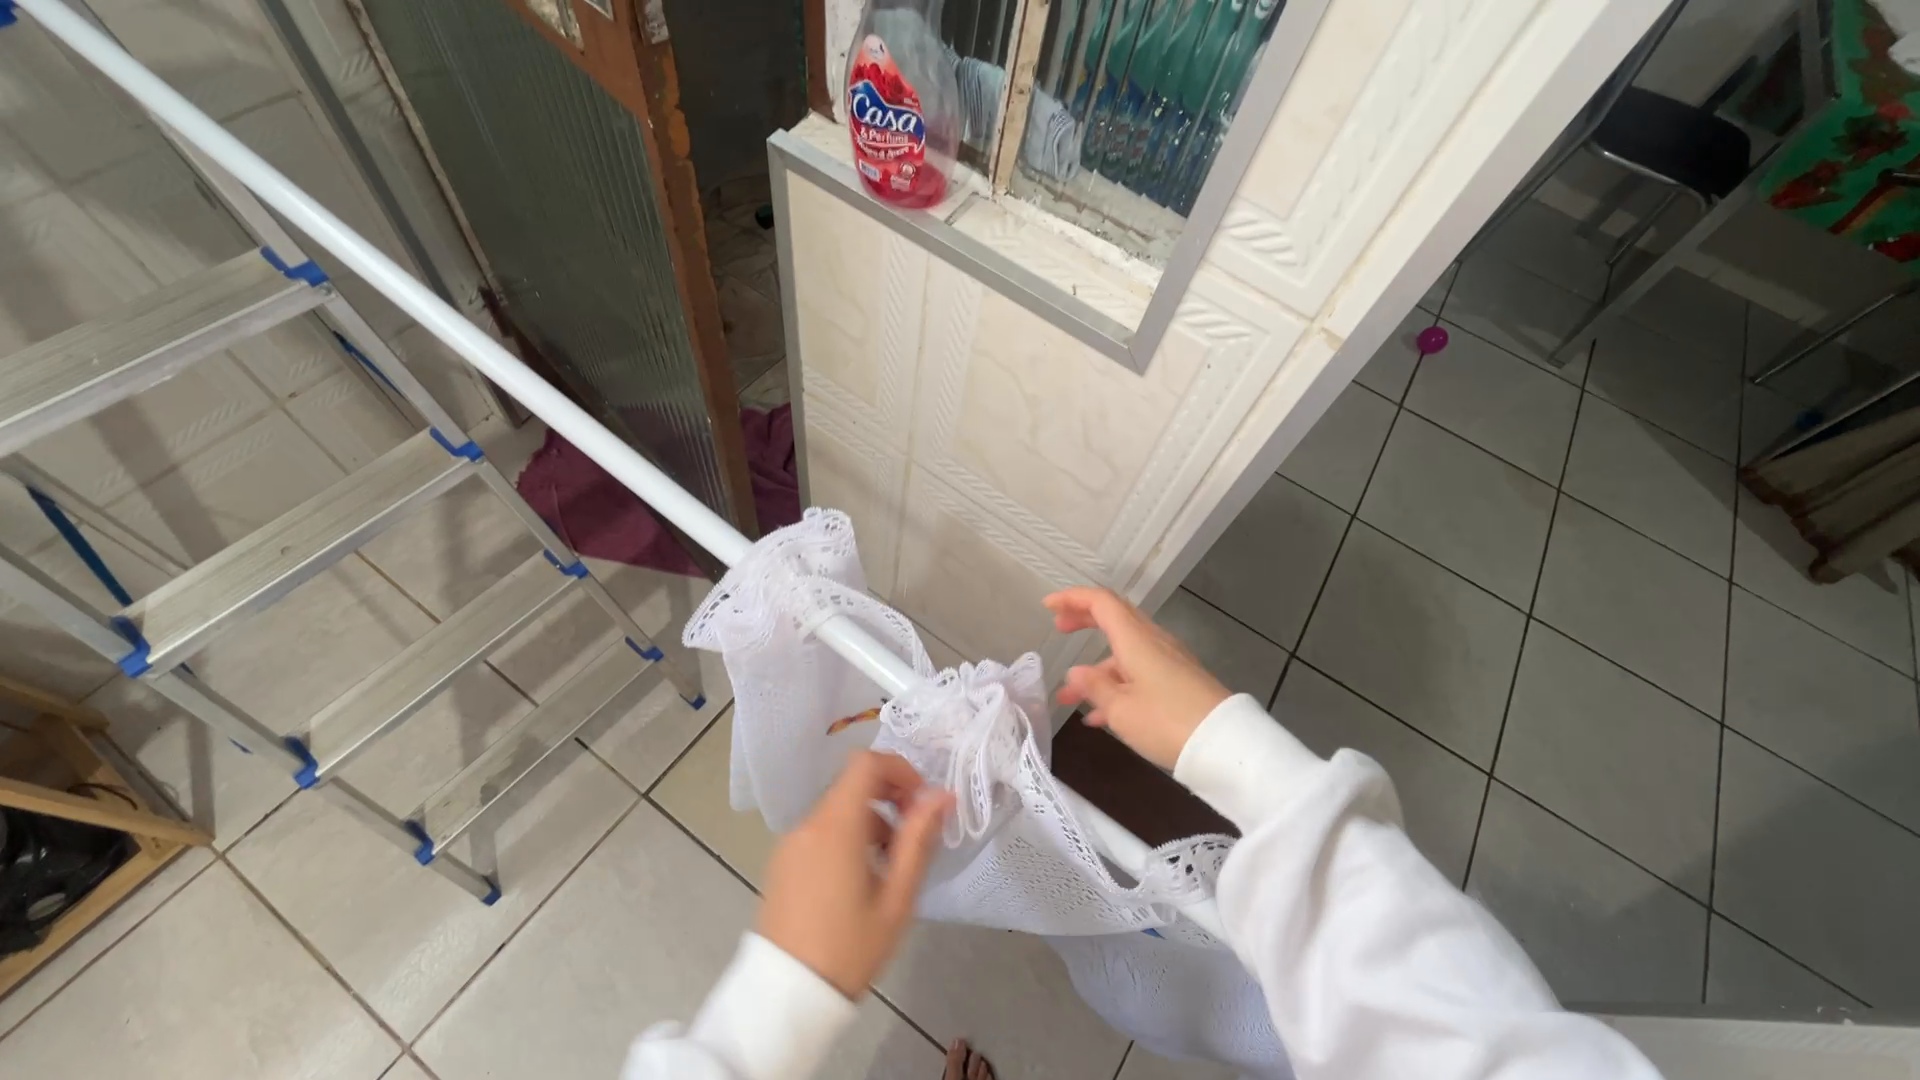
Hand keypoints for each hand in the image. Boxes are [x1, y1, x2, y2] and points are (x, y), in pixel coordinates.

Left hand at [758, 751, 954, 998]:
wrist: (786, 996)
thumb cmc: (849, 948)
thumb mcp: (896, 898)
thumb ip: (919, 839)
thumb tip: (942, 796)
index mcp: (836, 826)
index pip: (867, 763)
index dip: (900, 770)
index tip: (922, 802)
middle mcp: (808, 824)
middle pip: (853, 784)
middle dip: (890, 798)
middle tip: (914, 837)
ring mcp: (790, 842)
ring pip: (838, 808)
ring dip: (871, 820)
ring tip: (890, 866)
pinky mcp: (782, 861)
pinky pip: (821, 830)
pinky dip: (847, 835)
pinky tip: (860, 878)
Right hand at [1044, 586, 1231, 769]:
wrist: (1226, 746)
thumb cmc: (1167, 722)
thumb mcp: (1121, 709)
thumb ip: (1094, 687)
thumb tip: (1075, 672)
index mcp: (1136, 639)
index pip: (1101, 602)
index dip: (1072, 599)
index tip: (1047, 606)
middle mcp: (1153, 642)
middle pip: (1115, 618)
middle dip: (1084, 621)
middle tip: (1058, 629)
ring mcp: (1168, 662)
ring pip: (1124, 653)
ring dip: (1096, 668)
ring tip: (1068, 697)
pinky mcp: (1178, 683)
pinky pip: (1139, 674)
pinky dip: (1116, 685)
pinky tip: (1100, 717)